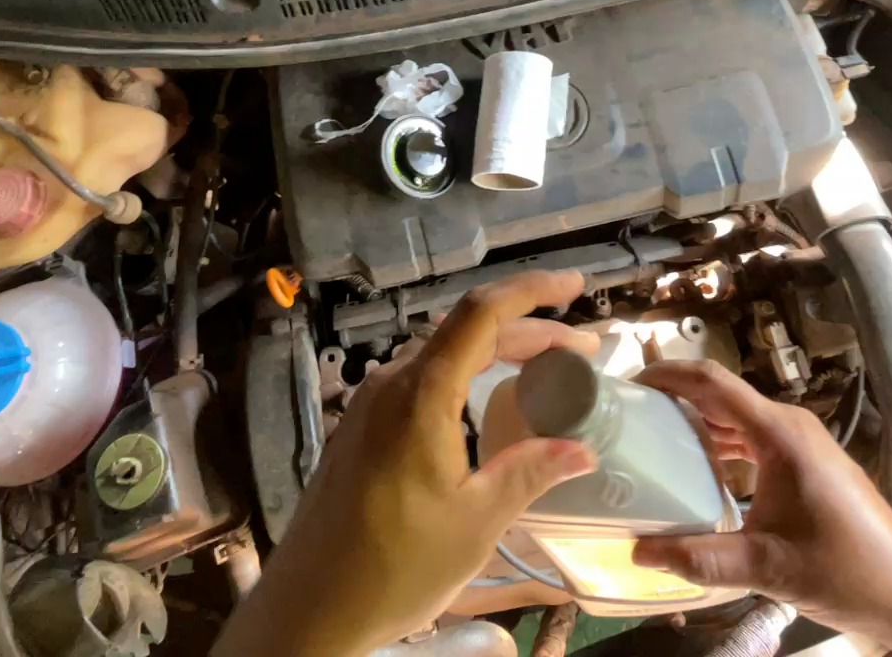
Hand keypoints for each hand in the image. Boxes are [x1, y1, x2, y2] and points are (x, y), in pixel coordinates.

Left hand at [212, 271, 601, 656]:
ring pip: (445, 351)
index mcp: (422, 393)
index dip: (531, 290)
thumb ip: (528, 472)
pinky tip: (489, 396)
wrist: (309, 605)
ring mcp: (373, 398)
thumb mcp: (475, 522)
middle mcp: (393, 381)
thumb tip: (582, 450)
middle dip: (529, 330)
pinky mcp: (364, 420)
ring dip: (498, 351)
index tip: (575, 285)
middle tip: (582, 349)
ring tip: (546, 367)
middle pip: (468, 330)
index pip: (481, 314)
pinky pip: (423, 375)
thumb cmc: (395, 566)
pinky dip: (467, 371)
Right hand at [630, 361, 891, 656]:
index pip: (711, 381)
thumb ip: (701, 557)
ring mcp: (799, 442)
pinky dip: (719, 443)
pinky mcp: (805, 461)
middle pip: (720, 393)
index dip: (667, 374)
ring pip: (735, 415)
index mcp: (779, 433)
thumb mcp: (768, 568)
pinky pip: (750, 437)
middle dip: (674, 396)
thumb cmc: (848, 573)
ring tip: (652, 437)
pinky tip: (697, 469)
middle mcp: (788, 425)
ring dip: (695, 420)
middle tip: (630, 413)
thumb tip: (638, 552)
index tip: (629, 384)